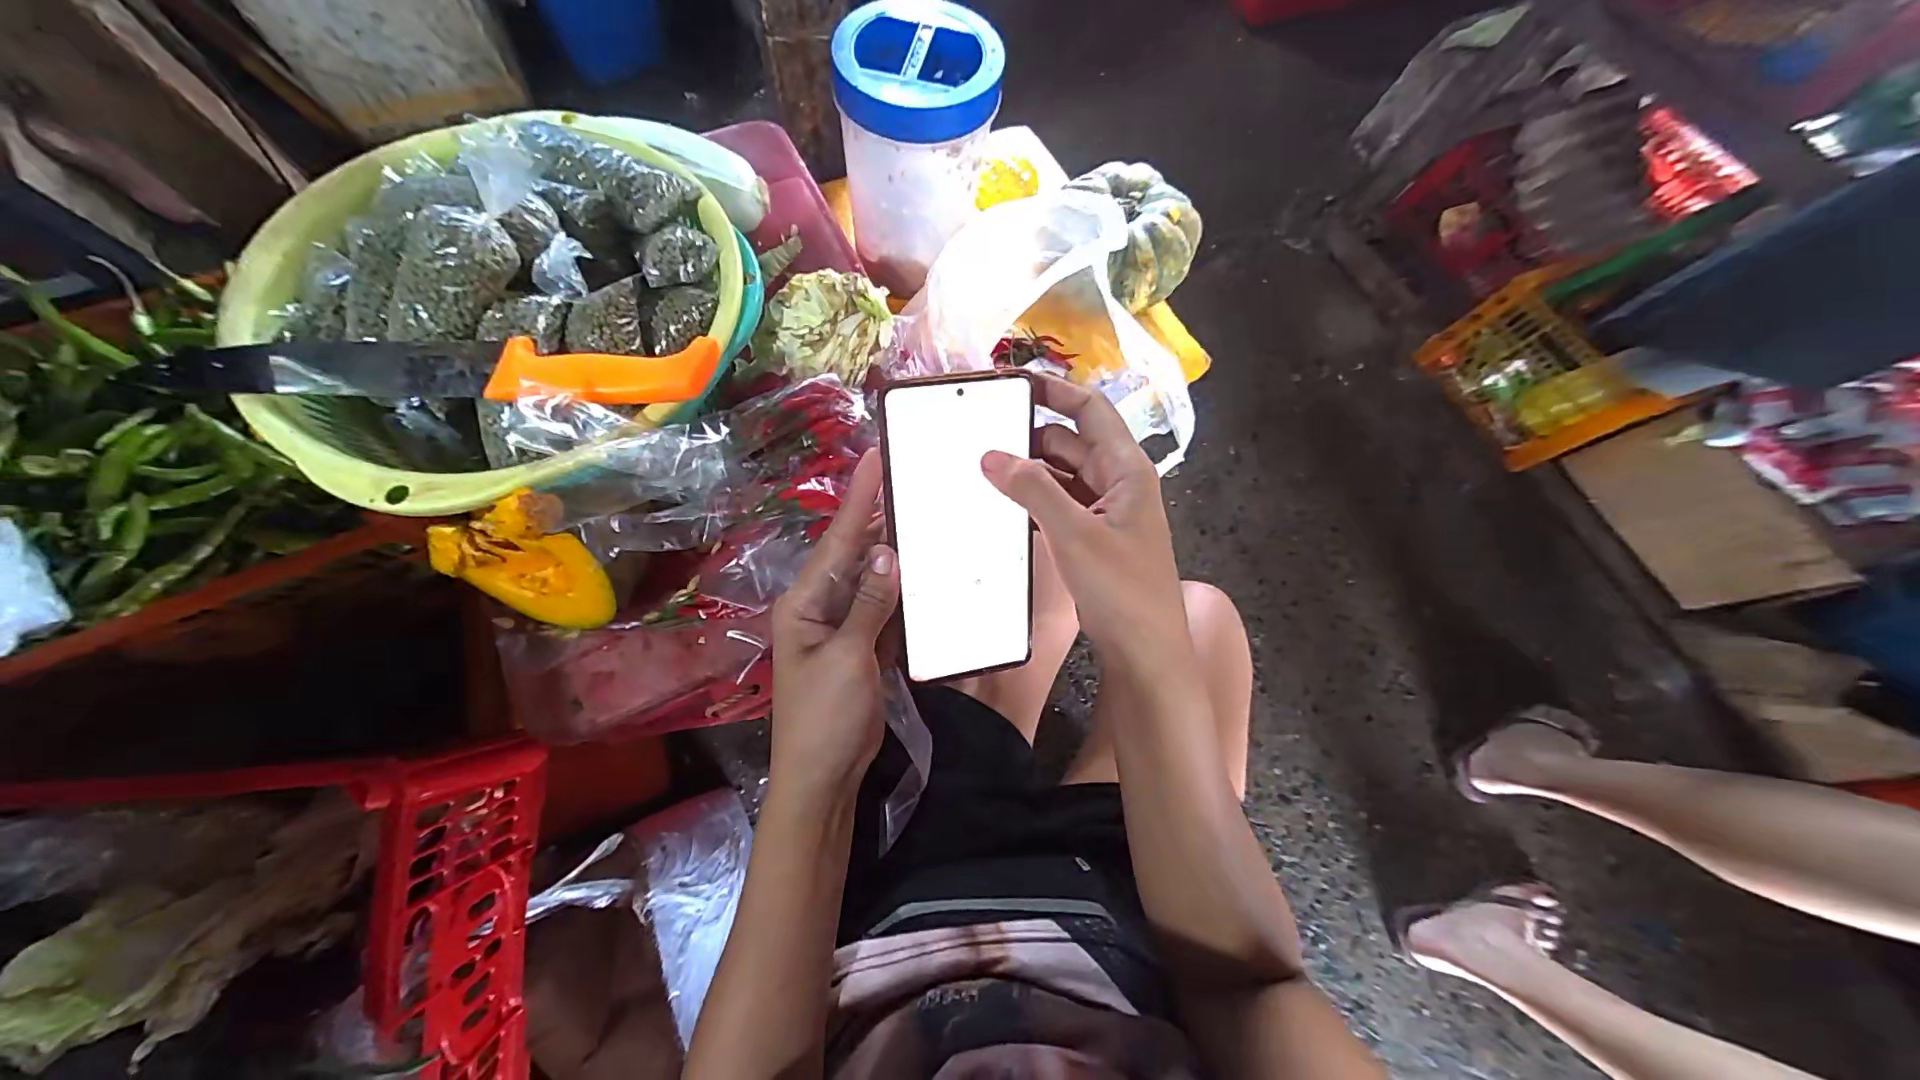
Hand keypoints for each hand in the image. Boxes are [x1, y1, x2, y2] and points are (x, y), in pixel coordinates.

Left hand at [769, 449, 899, 796]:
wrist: (823, 777)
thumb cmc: (825, 718)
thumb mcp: (848, 657)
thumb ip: (870, 604)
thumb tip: (889, 552)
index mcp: (806, 602)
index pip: (838, 541)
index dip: (859, 499)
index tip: (875, 458)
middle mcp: (821, 605)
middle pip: (856, 554)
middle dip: (881, 520)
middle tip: (914, 482)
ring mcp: (843, 627)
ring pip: (874, 581)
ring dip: (898, 555)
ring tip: (927, 518)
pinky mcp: (864, 647)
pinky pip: (886, 610)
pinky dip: (905, 594)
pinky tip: (927, 574)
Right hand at [981, 375, 1187, 667]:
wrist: (1145, 651)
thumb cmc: (1122, 590)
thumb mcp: (1075, 534)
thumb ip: (1034, 491)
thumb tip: (992, 455)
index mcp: (1126, 469)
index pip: (1090, 410)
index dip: (1054, 391)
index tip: (1011, 382)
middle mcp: (1118, 483)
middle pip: (1070, 441)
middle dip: (1030, 434)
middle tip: (982, 430)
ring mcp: (1106, 512)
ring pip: (1062, 475)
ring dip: (1029, 471)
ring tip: (984, 465)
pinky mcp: (1093, 538)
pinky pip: (1060, 505)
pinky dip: (1034, 500)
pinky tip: (1004, 503)